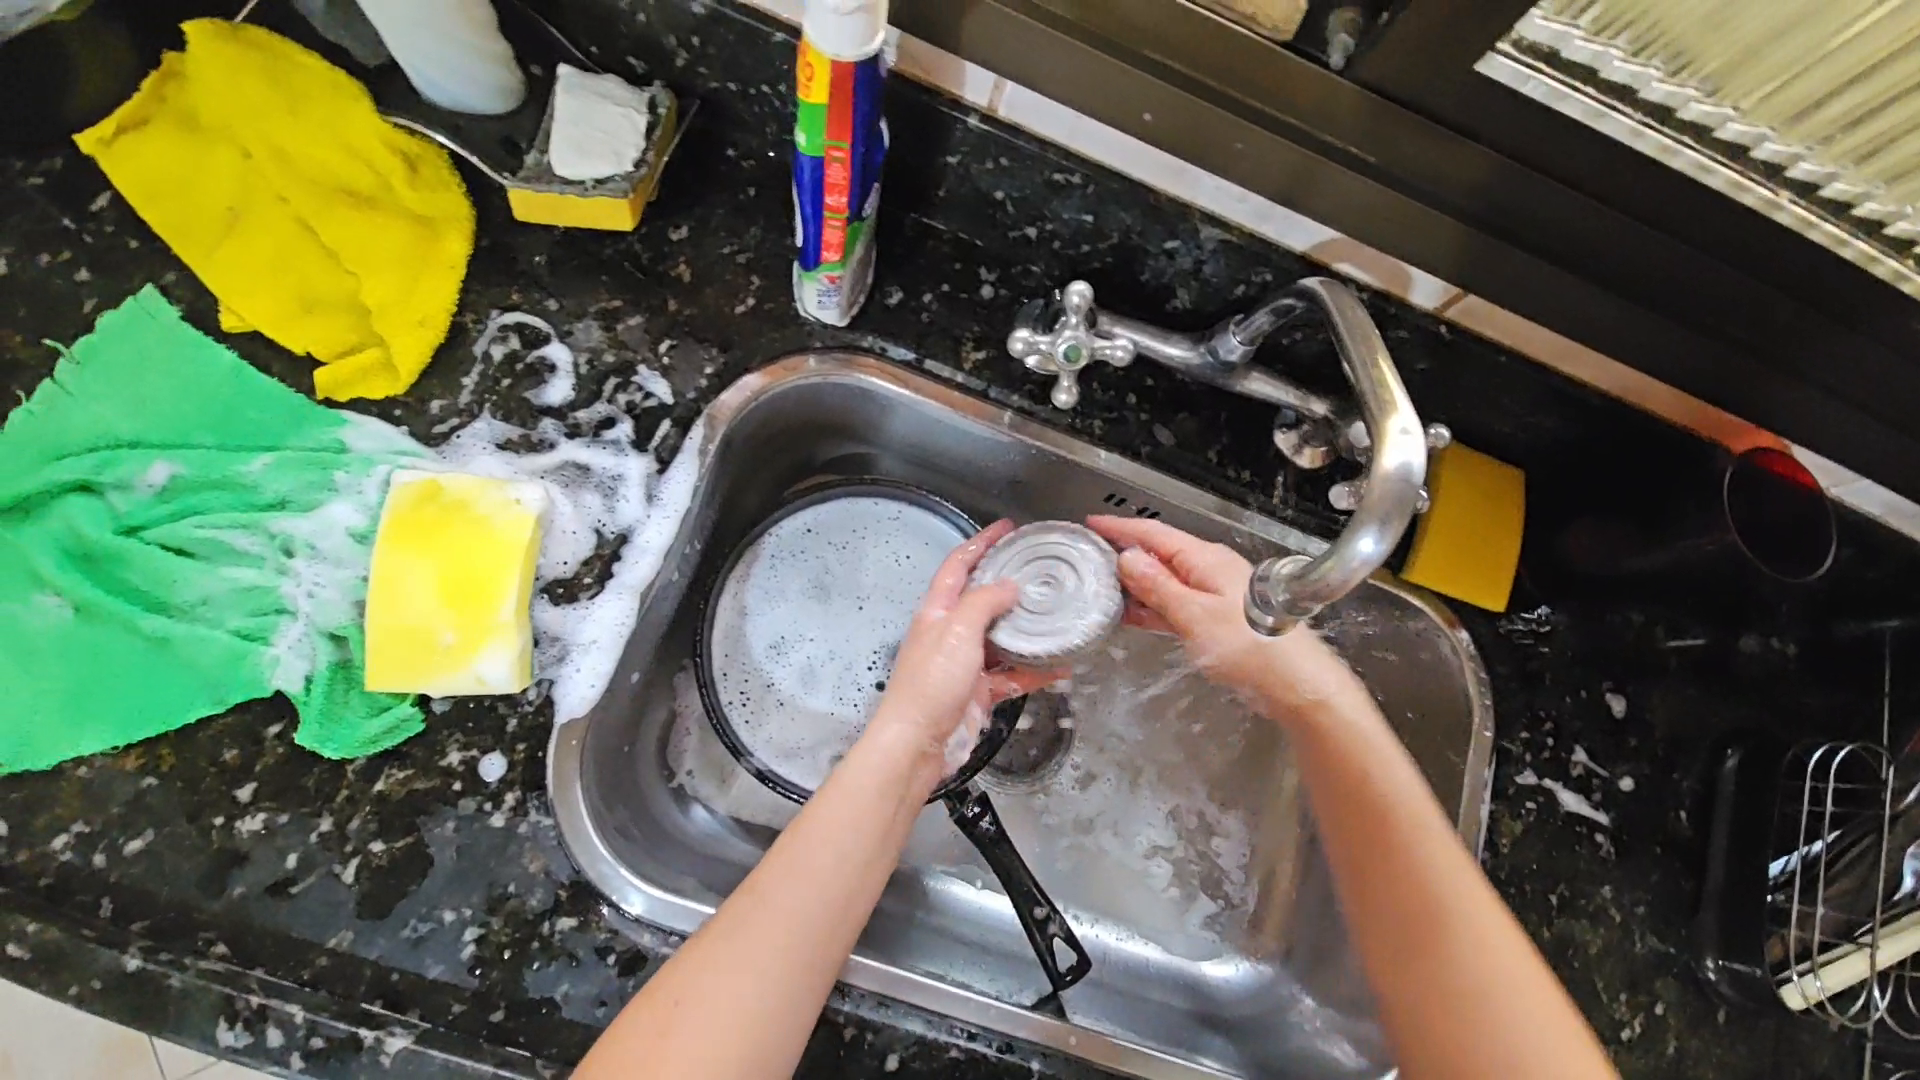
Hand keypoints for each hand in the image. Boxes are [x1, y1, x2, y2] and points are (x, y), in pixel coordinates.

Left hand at [864, 520, 1062, 783]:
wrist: (918, 744)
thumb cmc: (929, 683)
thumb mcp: (956, 630)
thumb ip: (984, 602)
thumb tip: (1009, 586)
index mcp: (937, 611)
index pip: (958, 565)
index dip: (981, 542)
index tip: (1006, 528)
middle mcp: (950, 633)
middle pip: (983, 600)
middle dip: (1011, 585)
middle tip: (1043, 572)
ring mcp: (965, 664)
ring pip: (1002, 639)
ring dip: (1028, 630)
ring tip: (1058, 616)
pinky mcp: (978, 693)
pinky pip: (1012, 676)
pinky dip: (1034, 671)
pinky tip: (1060, 666)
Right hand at [1085, 515, 1368, 723]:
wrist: (1297, 684)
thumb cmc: (1255, 648)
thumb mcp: (1194, 615)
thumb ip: (1157, 586)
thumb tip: (1128, 558)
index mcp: (1206, 560)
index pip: (1153, 533)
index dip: (1120, 527)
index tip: (1094, 523)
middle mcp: (1210, 570)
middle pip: (1159, 554)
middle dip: (1124, 553)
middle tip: (1091, 557)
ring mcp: (1214, 594)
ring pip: (1165, 580)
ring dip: (1135, 584)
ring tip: (1104, 587)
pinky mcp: (1217, 618)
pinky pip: (1175, 603)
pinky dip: (1152, 606)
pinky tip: (1134, 615)